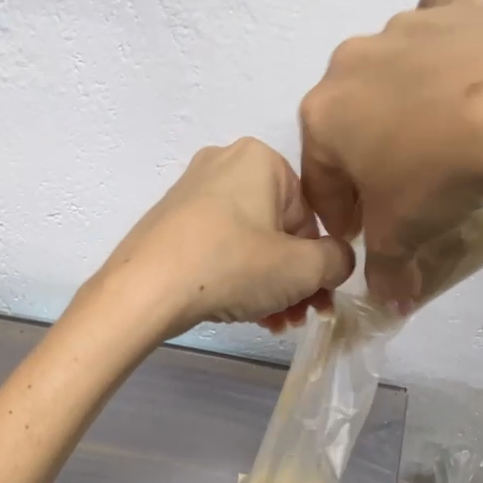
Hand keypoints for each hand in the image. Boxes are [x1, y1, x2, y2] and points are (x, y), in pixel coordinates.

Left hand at [88, 138, 354, 337]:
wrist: (144, 290)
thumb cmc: (230, 267)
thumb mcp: (300, 268)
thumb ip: (336, 261)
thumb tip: (338, 262)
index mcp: (261, 158)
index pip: (309, 214)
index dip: (318, 263)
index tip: (319, 300)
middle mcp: (223, 164)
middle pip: (276, 231)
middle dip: (291, 280)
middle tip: (297, 318)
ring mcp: (190, 194)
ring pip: (247, 245)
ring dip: (266, 288)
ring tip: (271, 324)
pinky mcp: (168, 225)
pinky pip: (216, 250)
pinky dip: (234, 280)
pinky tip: (240, 314)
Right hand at [299, 0, 482, 305]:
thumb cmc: (436, 173)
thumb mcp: (400, 238)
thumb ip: (385, 271)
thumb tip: (392, 300)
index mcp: (322, 117)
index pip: (320, 182)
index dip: (341, 218)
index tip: (364, 238)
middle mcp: (351, 63)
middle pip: (350, 127)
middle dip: (368, 164)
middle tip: (400, 198)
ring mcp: (406, 28)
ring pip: (393, 78)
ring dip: (404, 112)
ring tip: (442, 147)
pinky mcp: (461, 5)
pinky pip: (442, 21)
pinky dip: (447, 45)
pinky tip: (465, 70)